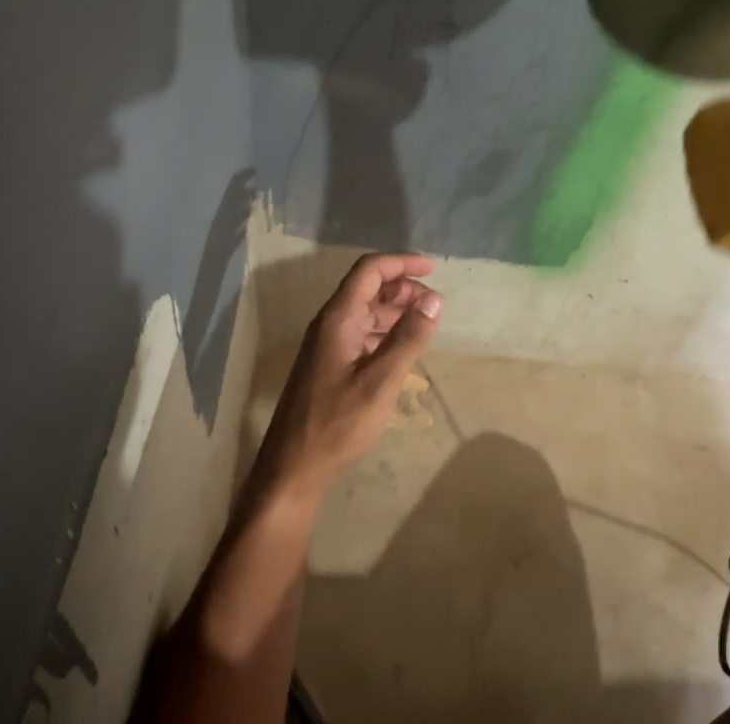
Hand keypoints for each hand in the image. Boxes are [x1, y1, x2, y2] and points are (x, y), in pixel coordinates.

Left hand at [249, 254, 443, 504]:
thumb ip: (408, 338)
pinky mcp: (328, 366)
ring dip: (394, 310)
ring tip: (424, 322)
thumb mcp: (381, 381)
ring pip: (364, 312)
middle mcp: (329, 324)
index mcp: (338, 319)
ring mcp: (326, 345)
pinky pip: (360, 334)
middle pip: (366, 288)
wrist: (294, 466)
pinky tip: (401, 349)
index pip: (369, 271)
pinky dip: (384, 332)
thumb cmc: (338, 423)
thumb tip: (435, 299)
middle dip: (402, 287)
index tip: (433, 268)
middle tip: (434, 303)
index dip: (401, 263)